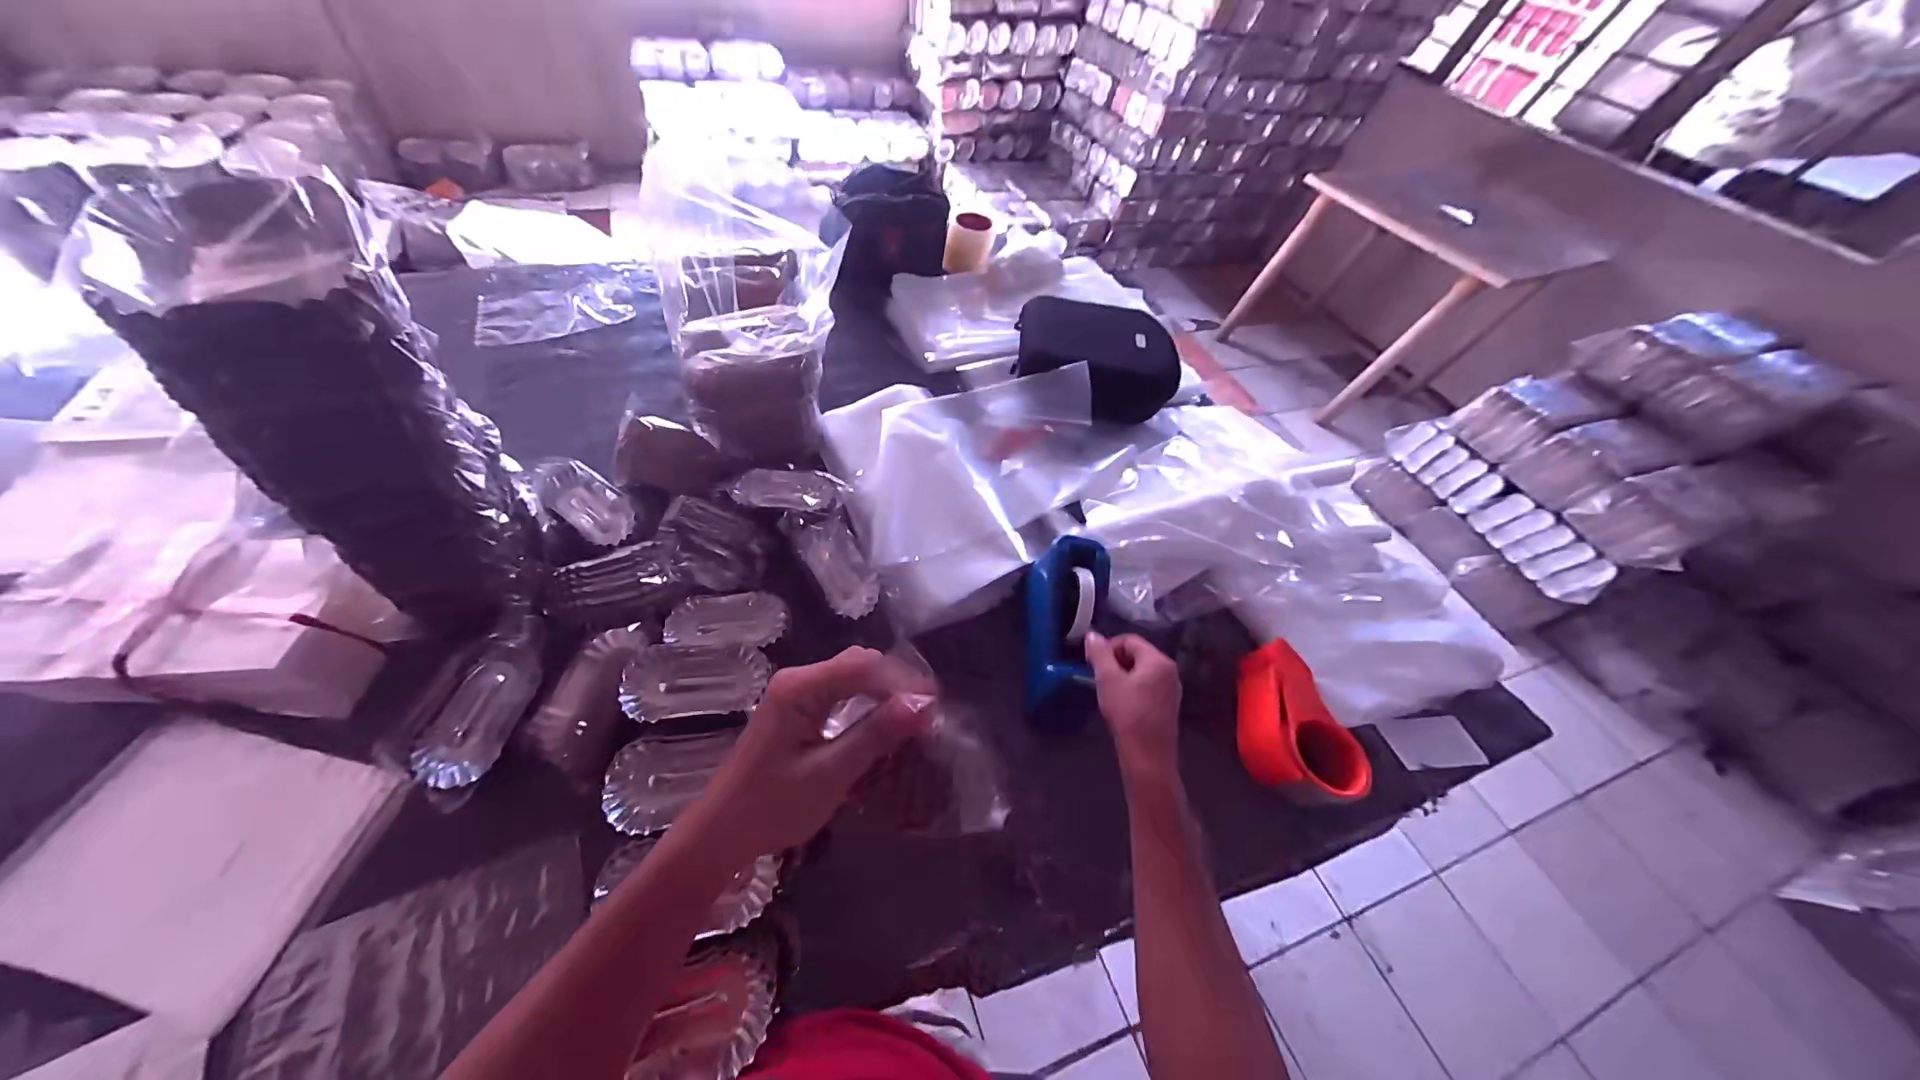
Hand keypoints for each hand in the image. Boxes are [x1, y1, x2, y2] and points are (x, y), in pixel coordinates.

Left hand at [692, 647, 935, 859]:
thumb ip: (876, 734)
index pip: (866, 666)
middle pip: (861, 666)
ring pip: (853, 678)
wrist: (720, 834)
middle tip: (927, 720)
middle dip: (898, 687)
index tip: (935, 711)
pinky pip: (841, 695)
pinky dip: (867, 707)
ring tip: (913, 725)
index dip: (904, 683)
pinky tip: (883, 729)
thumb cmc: (772, 807)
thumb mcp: (830, 774)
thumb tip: (923, 705)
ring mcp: (796, 694)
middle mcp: (798, 680)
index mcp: (801, 687)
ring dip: (884, 697)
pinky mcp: (797, 710)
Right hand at [1085, 632, 1181, 775]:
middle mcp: (1170, 670)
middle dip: (1115, 662)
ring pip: (1142, 670)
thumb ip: (1099, 654)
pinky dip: (1133, 687)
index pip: (1129, 640)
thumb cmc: (1127, 713)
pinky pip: (1148, 685)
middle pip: (1137, 653)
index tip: (1093, 664)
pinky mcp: (1169, 703)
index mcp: (1158, 660)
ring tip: (1109, 692)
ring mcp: (1171, 688)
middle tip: (1099, 679)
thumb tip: (1093, 634)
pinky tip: (1122, 704)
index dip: (1108, 648)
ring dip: (1123, 675)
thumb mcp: (1108, 680)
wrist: (1148, 755)